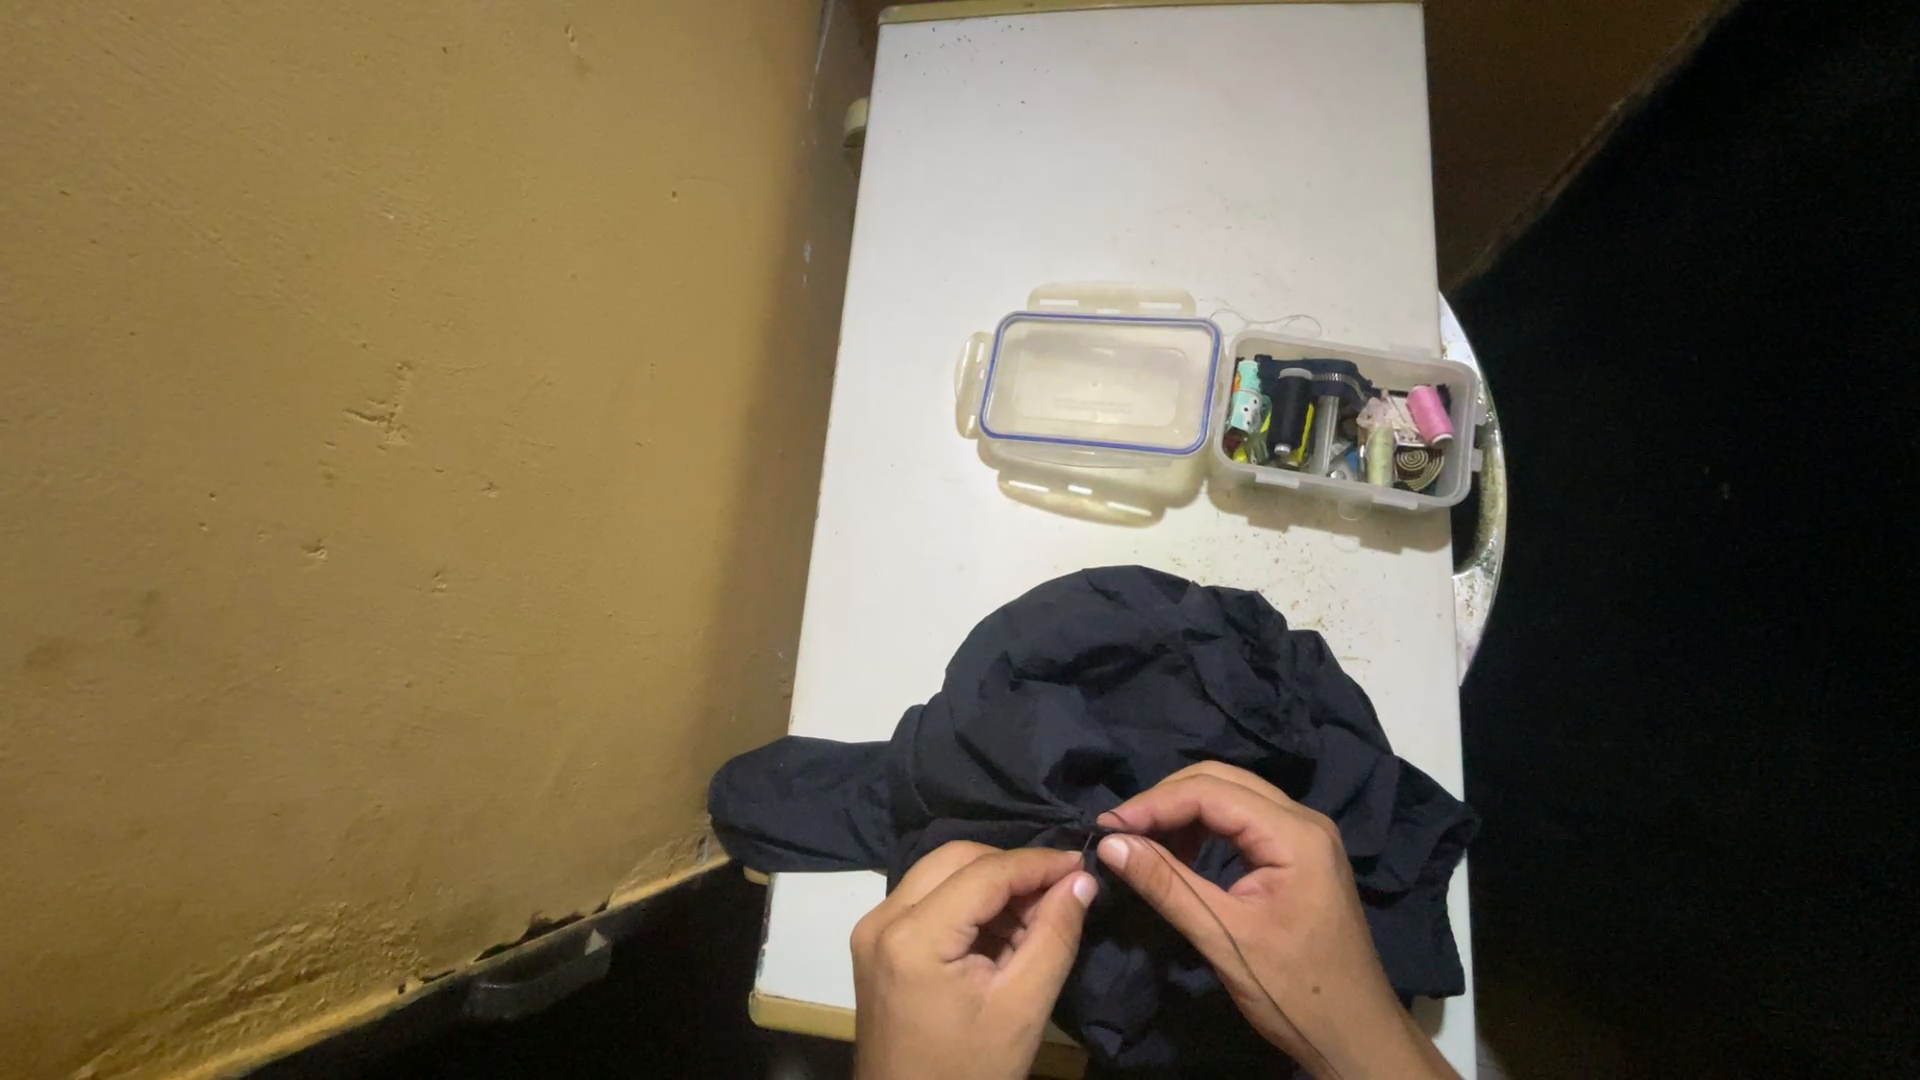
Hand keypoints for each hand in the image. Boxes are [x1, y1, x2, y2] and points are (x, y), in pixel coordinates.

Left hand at [850, 841, 1097, 1079]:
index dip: (1036, 863)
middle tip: (1057, 891)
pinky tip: (1001, 931)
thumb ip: (1054, 936)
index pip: (984, 873)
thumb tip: (1081, 879)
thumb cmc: (968, 1074)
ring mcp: (874, 926)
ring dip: (991, 883)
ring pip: (941, 871)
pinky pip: (928, 895)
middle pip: (957, 859)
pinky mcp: (876, 939)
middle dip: (1011, 869)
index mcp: (912, 936)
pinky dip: (968, 902)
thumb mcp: (1022, 1010)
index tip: (1079, 863)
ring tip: (1033, 916)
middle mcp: (883, 917)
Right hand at [1097, 763, 1459, 1079]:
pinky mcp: (1298, 850)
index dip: (1154, 804)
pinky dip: (1203, 826)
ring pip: (1229, 793)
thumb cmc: (1296, 994)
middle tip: (1121, 830)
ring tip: (1144, 841)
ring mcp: (1303, 833)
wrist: (1358, 1042)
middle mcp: (1302, 819)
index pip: (1209, 792)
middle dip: (1165, 799)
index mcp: (1293, 834)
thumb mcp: (1224, 938)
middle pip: (1219, 780)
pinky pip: (1241, 817)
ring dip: (1182, 810)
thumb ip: (1167, 884)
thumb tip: (1108, 843)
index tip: (1107, 826)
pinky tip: (1180, 852)